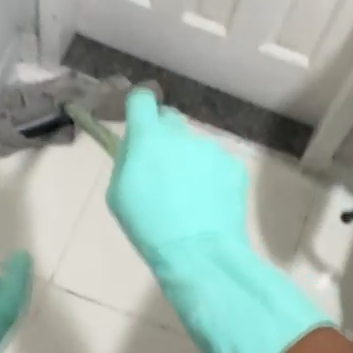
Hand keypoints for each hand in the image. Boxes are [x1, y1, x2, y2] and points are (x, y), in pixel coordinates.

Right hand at [107, 91, 328, 352]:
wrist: (198, 253)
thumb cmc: (148, 227)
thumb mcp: (118, 194)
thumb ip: (126, 160)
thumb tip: (135, 145)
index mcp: (149, 138)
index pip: (142, 99)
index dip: (138, 108)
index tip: (138, 124)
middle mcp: (182, 134)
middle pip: (170, 120)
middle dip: (163, 137)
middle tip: (160, 170)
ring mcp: (212, 149)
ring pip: (194, 146)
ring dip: (188, 161)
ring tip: (187, 199)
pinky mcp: (234, 166)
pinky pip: (216, 164)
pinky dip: (210, 178)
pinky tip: (207, 206)